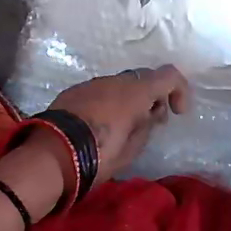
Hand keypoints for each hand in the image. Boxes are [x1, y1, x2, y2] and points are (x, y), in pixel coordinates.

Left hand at [48, 66, 190, 180]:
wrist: (51, 154)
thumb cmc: (98, 155)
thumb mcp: (131, 149)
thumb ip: (145, 128)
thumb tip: (149, 116)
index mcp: (135, 92)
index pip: (169, 75)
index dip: (179, 90)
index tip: (177, 113)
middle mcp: (114, 81)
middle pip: (142, 80)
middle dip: (151, 98)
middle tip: (149, 124)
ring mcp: (91, 84)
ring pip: (118, 86)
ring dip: (127, 102)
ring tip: (122, 129)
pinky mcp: (72, 92)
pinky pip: (99, 93)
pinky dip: (107, 104)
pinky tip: (99, 127)